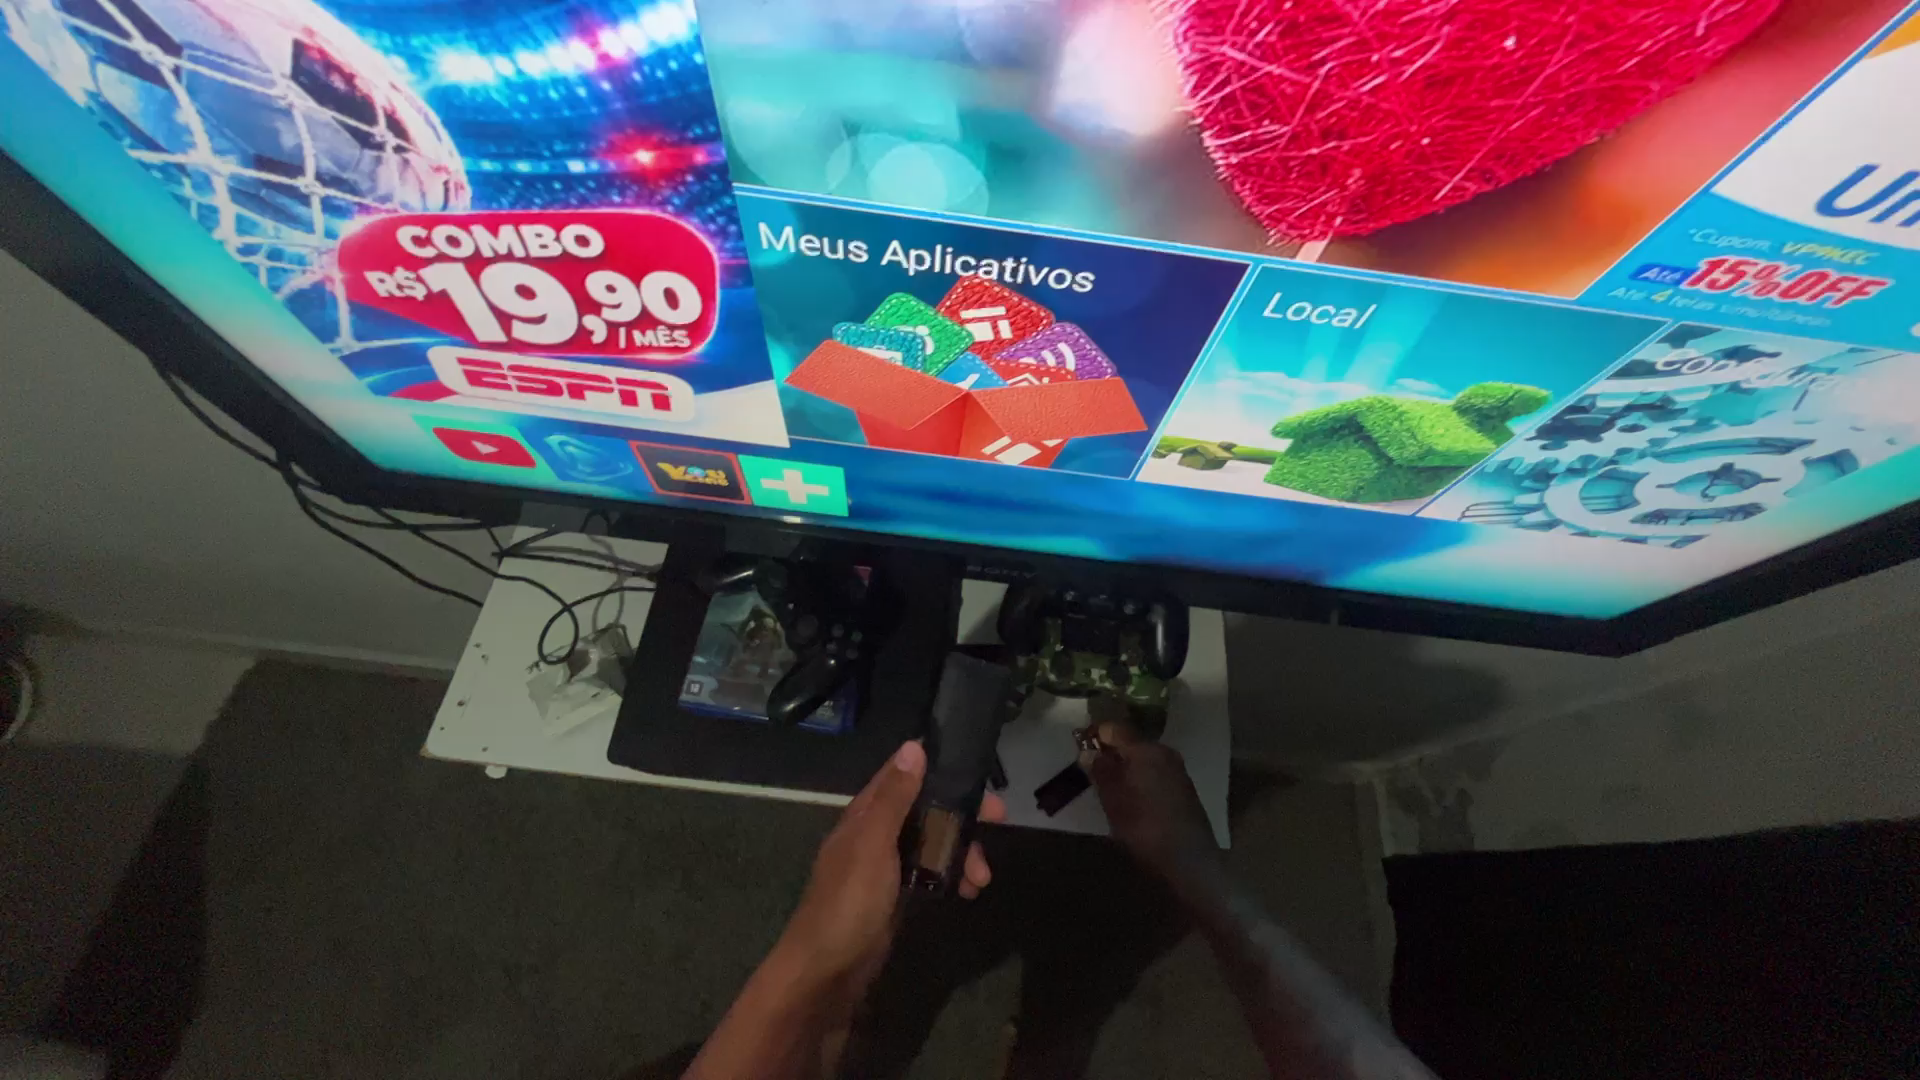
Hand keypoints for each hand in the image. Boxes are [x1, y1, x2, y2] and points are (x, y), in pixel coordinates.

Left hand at [775, 741, 1003, 998]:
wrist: (826, 973)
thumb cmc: (850, 900)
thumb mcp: (874, 842)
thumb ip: (895, 797)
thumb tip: (913, 746)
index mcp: (866, 812)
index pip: (905, 774)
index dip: (939, 768)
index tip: (977, 772)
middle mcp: (876, 832)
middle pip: (926, 809)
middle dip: (962, 814)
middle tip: (999, 821)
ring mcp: (886, 865)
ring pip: (932, 842)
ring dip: (961, 850)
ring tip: (982, 877)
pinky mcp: (896, 895)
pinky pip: (930, 872)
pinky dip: (951, 875)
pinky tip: (968, 890)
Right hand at [1089, 725, 1217, 879]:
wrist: (1190, 862)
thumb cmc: (1145, 828)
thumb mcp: (1113, 801)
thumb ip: (1100, 772)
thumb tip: (1088, 751)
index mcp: (1145, 750)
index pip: (1114, 728)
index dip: (1095, 734)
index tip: (1079, 747)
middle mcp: (1164, 752)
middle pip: (1130, 741)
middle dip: (1110, 752)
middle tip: (1091, 770)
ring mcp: (1177, 769)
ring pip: (1144, 757)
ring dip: (1125, 766)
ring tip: (1108, 786)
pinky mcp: (1184, 787)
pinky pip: (1155, 771)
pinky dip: (1140, 777)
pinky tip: (1132, 797)